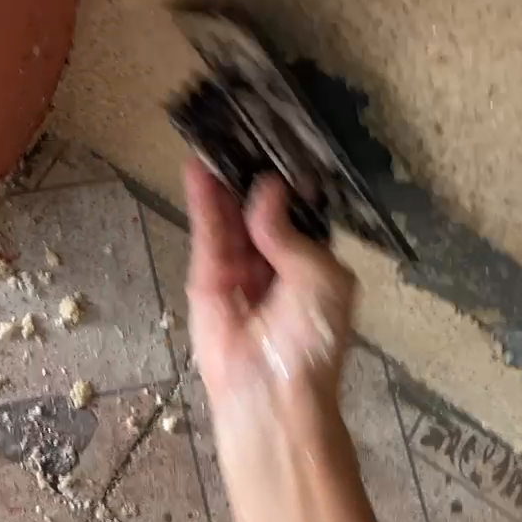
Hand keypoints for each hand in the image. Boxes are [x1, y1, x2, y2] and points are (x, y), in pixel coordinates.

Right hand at [184, 160, 357, 452]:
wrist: (270, 390)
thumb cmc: (312, 337)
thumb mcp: (322, 279)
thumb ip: (291, 233)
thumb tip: (265, 190)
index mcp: (312, 262)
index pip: (299, 212)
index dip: (291, 181)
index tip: (281, 142)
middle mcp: (275, 260)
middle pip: (260, 209)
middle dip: (251, 175)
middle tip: (240, 131)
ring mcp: (238, 266)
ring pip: (230, 216)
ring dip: (223, 181)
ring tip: (214, 138)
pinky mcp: (206, 275)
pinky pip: (207, 232)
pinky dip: (203, 201)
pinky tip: (199, 169)